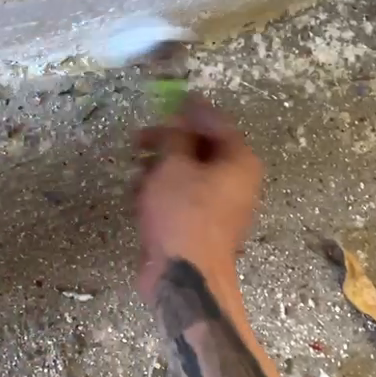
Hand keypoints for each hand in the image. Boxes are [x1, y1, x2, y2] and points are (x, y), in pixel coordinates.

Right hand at [132, 95, 262, 302]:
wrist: (185, 278)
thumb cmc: (182, 213)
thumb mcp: (173, 165)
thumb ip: (175, 136)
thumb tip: (179, 117)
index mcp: (240, 162)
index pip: (218, 122)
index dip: (192, 109)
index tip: (170, 98)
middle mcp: (237, 182)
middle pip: (201, 148)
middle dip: (167, 142)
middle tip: (139, 138)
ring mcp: (220, 206)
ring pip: (187, 174)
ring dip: (159, 169)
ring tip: (135, 174)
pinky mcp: (201, 225)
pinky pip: (182, 197)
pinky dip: (161, 193)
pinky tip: (139, 199)